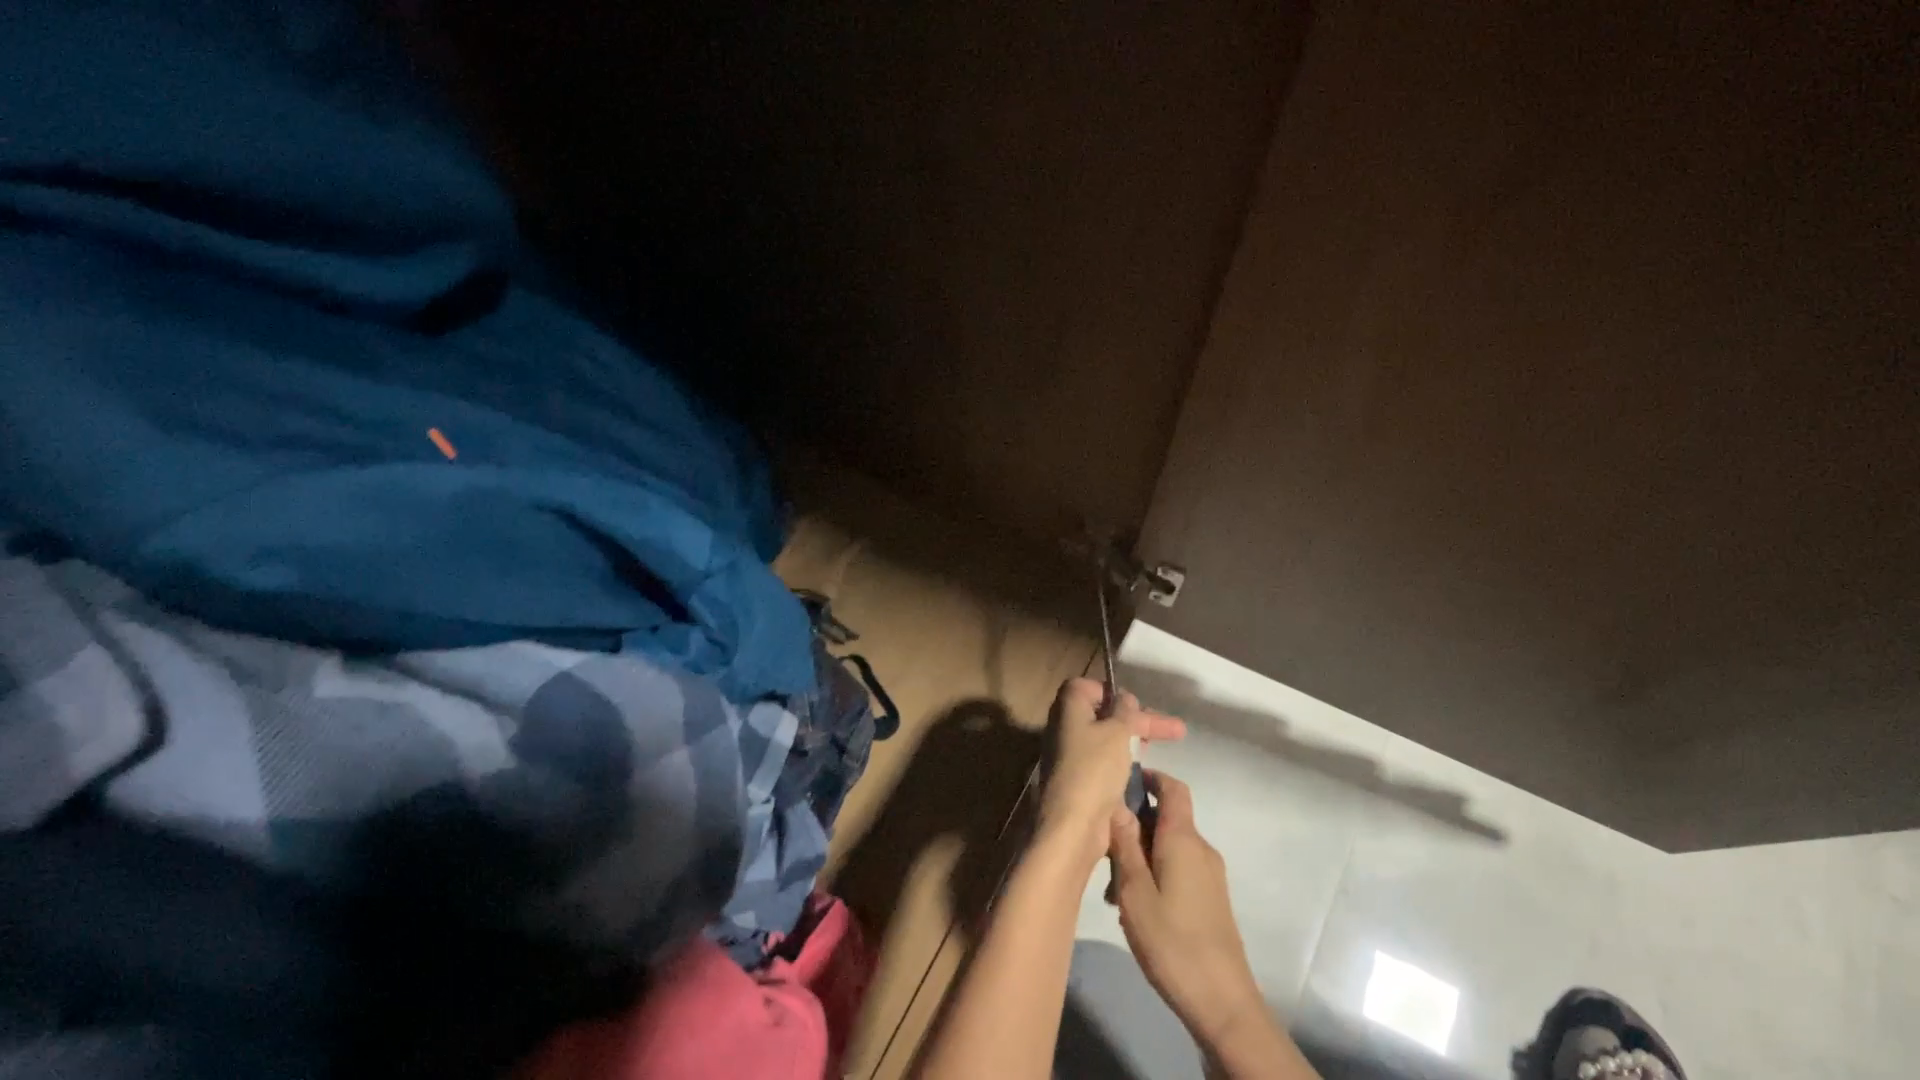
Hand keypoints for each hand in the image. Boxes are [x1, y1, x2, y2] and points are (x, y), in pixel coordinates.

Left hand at [1037, 678, 1184, 865]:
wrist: (1072, 825)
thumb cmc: (1094, 770)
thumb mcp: (1117, 732)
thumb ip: (1124, 711)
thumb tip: (1124, 698)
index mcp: (1068, 708)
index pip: (1086, 686)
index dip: (1111, 691)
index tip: (1135, 704)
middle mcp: (1065, 728)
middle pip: (1103, 713)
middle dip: (1137, 719)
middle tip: (1172, 729)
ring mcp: (1072, 755)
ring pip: (1106, 738)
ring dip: (1133, 739)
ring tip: (1160, 747)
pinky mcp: (1080, 780)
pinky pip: (1104, 761)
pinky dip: (1123, 760)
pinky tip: (1142, 769)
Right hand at [1106, 770, 1265, 1044]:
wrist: (1221, 1000)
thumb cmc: (1171, 941)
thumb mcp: (1134, 892)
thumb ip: (1124, 845)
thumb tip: (1116, 803)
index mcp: (1183, 839)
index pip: (1173, 788)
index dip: (1149, 778)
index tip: (1119, 782)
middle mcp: (1201, 849)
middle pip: (1166, 819)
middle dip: (1132, 827)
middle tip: (1102, 852)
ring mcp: (1209, 875)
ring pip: (1168, 847)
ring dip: (1139, 856)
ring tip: (1112, 892)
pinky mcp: (1210, 898)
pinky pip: (1177, 868)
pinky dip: (1153, 874)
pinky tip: (1134, 908)